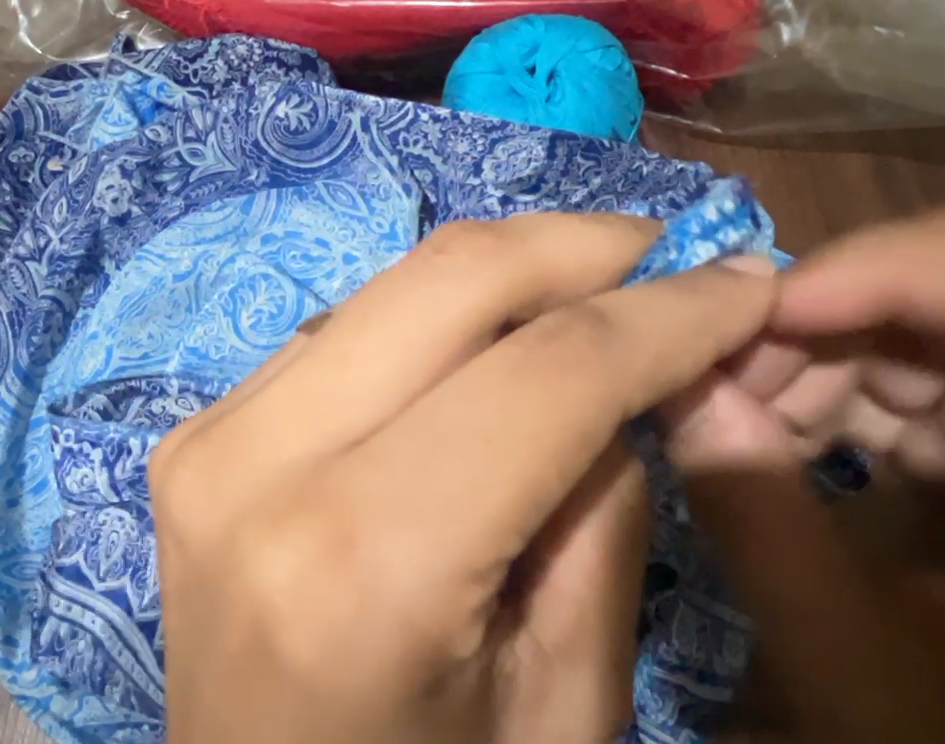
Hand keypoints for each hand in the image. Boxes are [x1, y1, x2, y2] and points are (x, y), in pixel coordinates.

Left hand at [149, 214, 775, 743]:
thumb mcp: (566, 699)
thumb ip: (605, 508)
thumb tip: (639, 363)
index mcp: (364, 563)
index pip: (546, 372)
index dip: (666, 311)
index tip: (745, 278)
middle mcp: (264, 465)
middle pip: (450, 279)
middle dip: (580, 246)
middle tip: (671, 252)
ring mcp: (213, 432)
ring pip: (393, 284)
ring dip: (508, 268)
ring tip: (597, 285)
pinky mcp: (198, 425)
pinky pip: (344, 328)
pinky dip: (433, 314)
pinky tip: (490, 338)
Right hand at [667, 209, 944, 742]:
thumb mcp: (861, 675)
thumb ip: (757, 521)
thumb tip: (672, 385)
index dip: (901, 265)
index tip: (767, 309)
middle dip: (838, 313)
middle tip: (729, 365)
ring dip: (829, 349)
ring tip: (744, 407)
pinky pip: (943, 377)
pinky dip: (849, 386)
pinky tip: (788, 432)